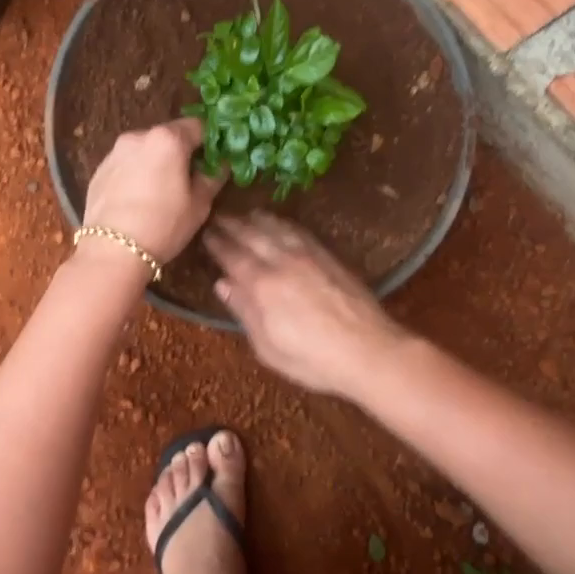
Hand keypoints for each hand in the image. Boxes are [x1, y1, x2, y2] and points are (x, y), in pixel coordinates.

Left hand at [82, 118, 224, 265]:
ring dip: (157, 163)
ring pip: (145, 150)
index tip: (214, 160)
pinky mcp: (99, 170)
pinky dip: (136, 174)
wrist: (111, 251)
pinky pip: (126, 165)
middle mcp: (138, 136)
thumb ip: (213, 176)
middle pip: (168, 136)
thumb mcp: (199, 204)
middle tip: (189, 179)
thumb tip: (221, 163)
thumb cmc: (163, 225)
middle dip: (181, 152)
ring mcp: (115, 152)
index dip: (210, 141)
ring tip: (161, 192)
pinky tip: (138, 199)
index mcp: (167, 139)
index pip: (198, 126)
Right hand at [203, 213, 409, 396]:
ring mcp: (309, 256)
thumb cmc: (313, 360)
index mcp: (262, 285)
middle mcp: (283, 262)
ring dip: (258, 219)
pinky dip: (285, 223)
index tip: (206, 234)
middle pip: (252, 235)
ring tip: (246, 214)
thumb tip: (222, 283)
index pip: (232, 256)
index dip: (217, 244)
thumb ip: (244, 311)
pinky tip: (281, 224)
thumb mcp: (268, 346)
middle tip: (219, 217)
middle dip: (233, 224)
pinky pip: (300, 231)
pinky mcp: (329, 257)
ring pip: (277, 228)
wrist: (368, 350)